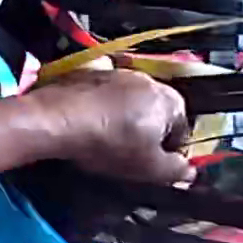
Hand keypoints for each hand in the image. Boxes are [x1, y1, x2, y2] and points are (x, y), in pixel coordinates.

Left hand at [22, 69, 194, 183]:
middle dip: (141, 130)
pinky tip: (79, 118)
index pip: (179, 130)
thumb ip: (175, 170)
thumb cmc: (109, 143)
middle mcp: (146, 78)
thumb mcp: (148, 167)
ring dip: (116, 116)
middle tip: (120, 151)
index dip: (165, 151)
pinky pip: (94, 91)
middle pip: (151, 111)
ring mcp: (112, 72)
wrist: (54, 119)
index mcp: (171, 100)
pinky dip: (92, 103)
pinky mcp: (81, 71)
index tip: (146, 164)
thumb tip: (188, 171)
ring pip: (123, 100)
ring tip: (97, 136)